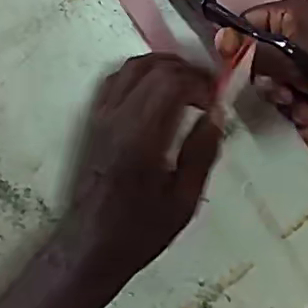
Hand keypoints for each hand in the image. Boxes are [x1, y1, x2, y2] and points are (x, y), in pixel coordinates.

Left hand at [61, 54, 222, 284]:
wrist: (91, 242)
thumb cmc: (140, 229)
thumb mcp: (184, 200)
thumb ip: (201, 152)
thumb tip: (216, 114)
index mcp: (141, 134)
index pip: (171, 82)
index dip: (199, 81)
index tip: (216, 98)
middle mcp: (118, 114)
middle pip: (153, 68)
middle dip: (185, 70)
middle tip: (207, 89)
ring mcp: (102, 112)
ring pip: (132, 66)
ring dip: (163, 65)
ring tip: (187, 83)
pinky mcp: (93, 116)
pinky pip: (116, 78)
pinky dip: (140, 72)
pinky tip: (156, 88)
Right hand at [215, 0, 307, 137]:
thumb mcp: (297, 60)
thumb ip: (255, 53)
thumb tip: (220, 42)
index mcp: (291, 14)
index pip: (246, 24)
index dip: (236, 49)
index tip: (235, 75)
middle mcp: (299, 31)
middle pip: (259, 55)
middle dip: (265, 81)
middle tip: (280, 96)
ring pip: (277, 79)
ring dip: (284, 99)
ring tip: (302, 111)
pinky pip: (296, 92)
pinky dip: (300, 107)